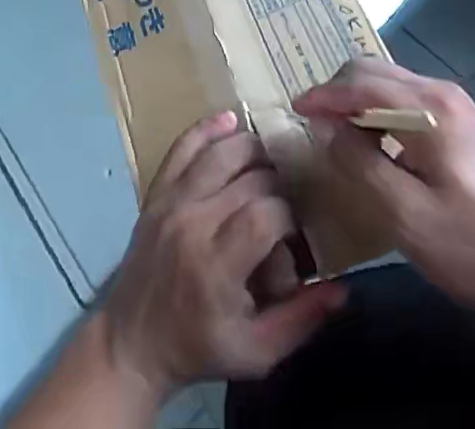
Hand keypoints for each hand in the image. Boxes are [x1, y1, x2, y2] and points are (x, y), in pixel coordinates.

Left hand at [95, 110, 347, 397]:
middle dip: (277, 187)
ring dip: (251, 149)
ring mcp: (171, 203)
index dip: (290, 216)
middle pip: (249, 180)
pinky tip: (230, 121)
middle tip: (285, 205)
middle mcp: (193, 224)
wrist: (131, 341)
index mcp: (217, 266)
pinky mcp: (156, 192)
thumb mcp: (257, 353)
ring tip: (269, 164)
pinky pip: (181, 147)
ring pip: (219, 153)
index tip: (294, 233)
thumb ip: (301, 320)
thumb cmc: (198, 348)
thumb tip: (342, 288)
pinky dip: (206, 129)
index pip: (266, 214)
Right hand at [293, 58, 474, 320]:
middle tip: (308, 121)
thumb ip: (358, 162)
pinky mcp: (458, 123)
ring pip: (388, 83)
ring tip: (329, 130)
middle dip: (336, 91)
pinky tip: (365, 141)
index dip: (323, 95)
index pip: (361, 82)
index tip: (293, 110)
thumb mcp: (404, 213)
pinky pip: (403, 101)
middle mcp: (442, 93)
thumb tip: (324, 125)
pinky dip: (375, 111)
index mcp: (431, 108)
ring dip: (355, 100)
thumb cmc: (473, 247)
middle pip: (374, 72)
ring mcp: (454, 106)